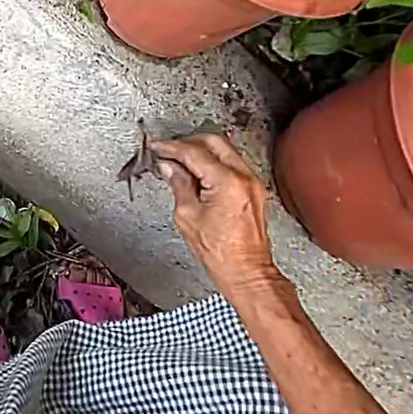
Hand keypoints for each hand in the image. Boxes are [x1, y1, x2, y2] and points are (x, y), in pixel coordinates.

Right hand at [151, 134, 284, 299]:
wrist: (246, 272)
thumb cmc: (221, 253)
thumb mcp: (187, 216)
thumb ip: (178, 184)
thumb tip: (169, 166)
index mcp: (227, 182)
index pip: (194, 152)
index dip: (171, 147)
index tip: (158, 147)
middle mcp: (244, 177)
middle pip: (213, 141)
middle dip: (188, 142)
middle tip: (168, 151)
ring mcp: (253, 182)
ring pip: (224, 149)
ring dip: (201, 151)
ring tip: (180, 163)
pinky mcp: (254, 189)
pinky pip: (231, 163)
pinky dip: (213, 162)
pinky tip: (197, 173)